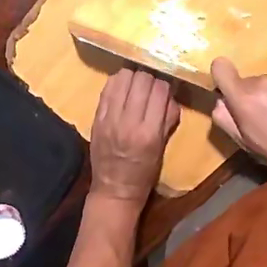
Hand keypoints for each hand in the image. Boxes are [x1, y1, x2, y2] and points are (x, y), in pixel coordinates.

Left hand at [89, 69, 179, 204]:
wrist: (114, 189)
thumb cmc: (144, 173)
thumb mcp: (162, 147)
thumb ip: (168, 118)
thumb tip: (170, 93)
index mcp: (149, 132)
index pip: (160, 91)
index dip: (165, 85)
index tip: (166, 88)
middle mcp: (129, 122)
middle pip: (142, 79)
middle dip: (150, 78)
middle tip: (152, 84)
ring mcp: (109, 118)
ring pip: (123, 78)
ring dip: (133, 77)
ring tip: (137, 84)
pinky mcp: (97, 117)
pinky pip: (107, 88)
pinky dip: (117, 83)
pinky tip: (123, 88)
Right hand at [210, 58, 266, 193]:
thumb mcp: (248, 146)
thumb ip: (227, 121)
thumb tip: (221, 104)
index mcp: (245, 97)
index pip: (220, 67)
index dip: (221, 79)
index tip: (229, 99)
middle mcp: (264, 81)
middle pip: (245, 82)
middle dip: (247, 99)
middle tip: (259, 125)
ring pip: (265, 86)